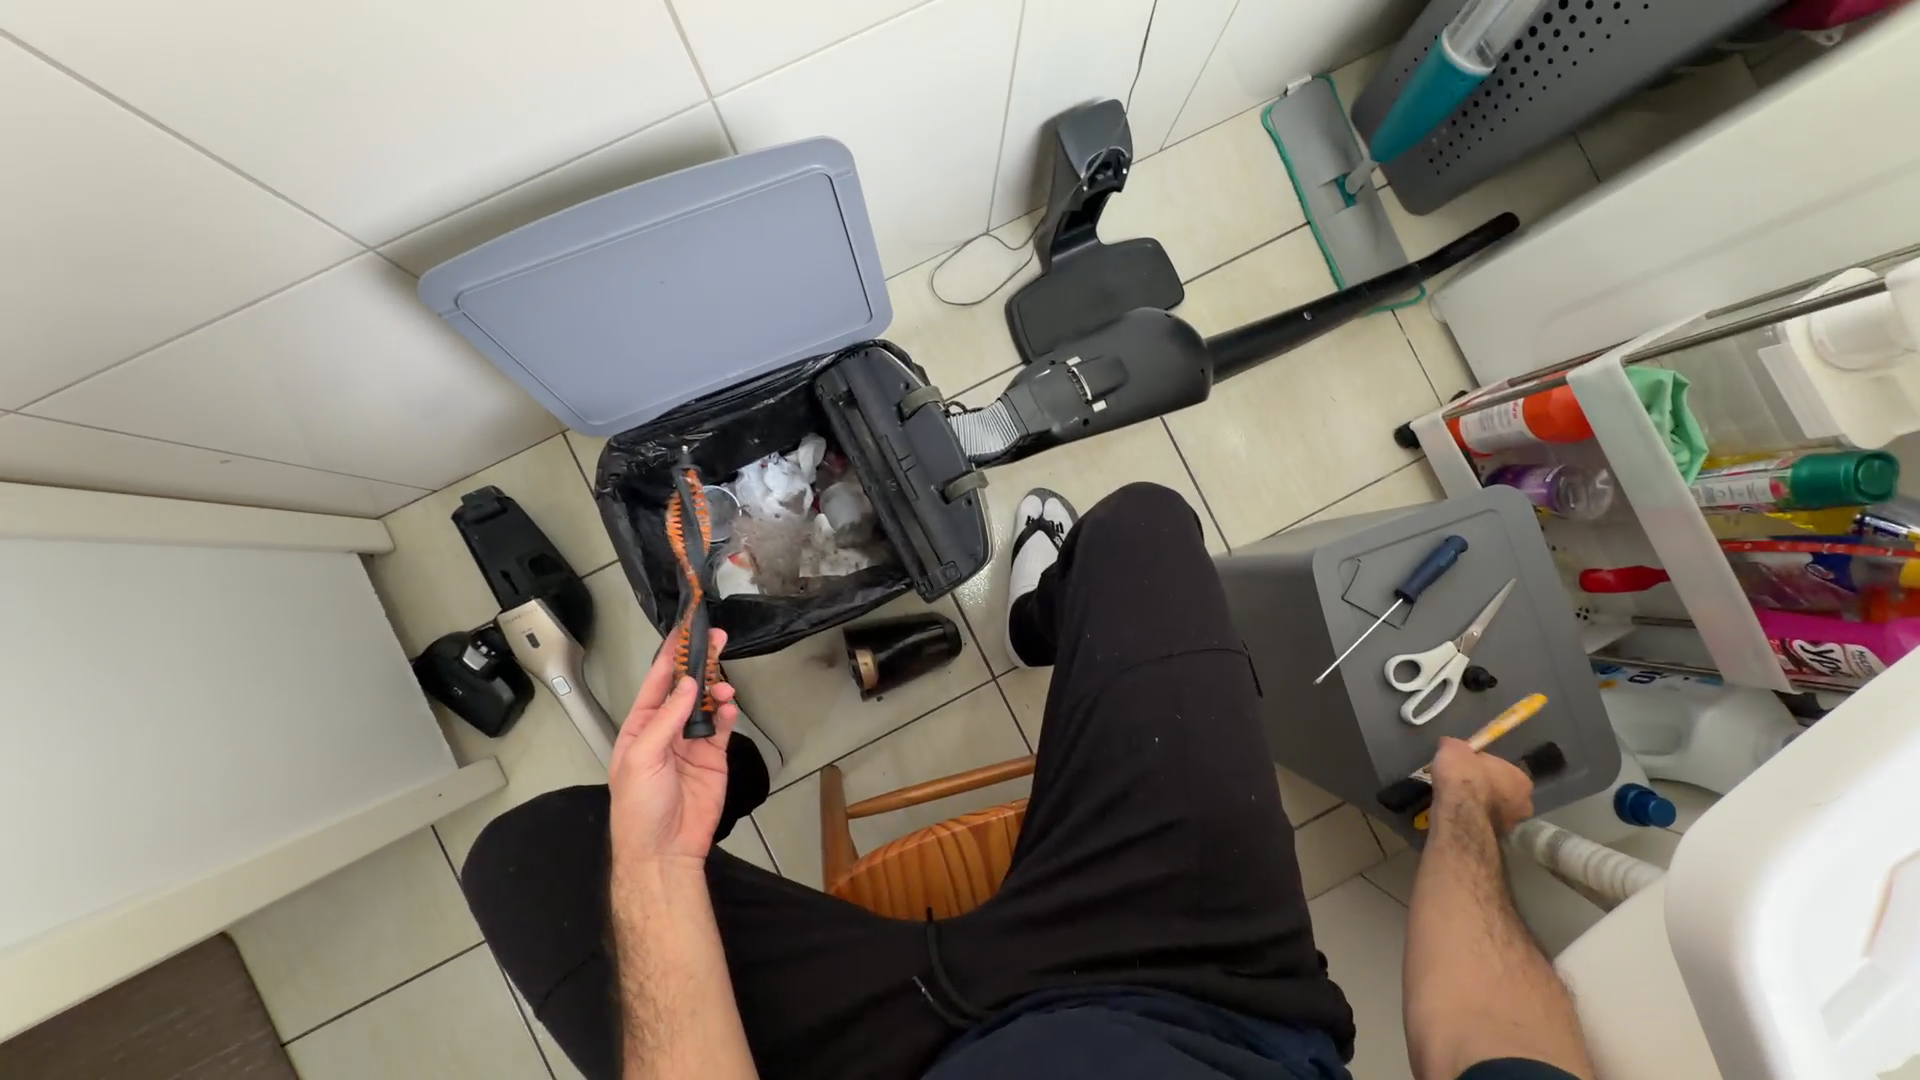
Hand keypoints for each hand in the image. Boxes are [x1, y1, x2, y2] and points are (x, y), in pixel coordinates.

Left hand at [608, 627, 739, 872]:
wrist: (665, 850)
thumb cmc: (639, 807)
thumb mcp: (643, 758)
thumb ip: (667, 718)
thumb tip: (688, 684)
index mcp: (641, 726)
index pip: (657, 682)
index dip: (670, 655)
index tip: (684, 630)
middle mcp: (666, 728)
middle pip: (686, 687)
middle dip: (700, 663)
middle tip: (716, 638)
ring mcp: (691, 741)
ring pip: (708, 703)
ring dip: (718, 690)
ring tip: (727, 687)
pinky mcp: (714, 756)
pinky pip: (723, 726)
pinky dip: (729, 714)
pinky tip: (731, 708)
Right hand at [1429, 737, 1533, 834]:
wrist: (1459, 811)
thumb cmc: (1463, 776)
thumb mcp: (1453, 748)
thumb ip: (1455, 746)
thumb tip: (1450, 744)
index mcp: (1520, 778)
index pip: (1500, 767)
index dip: (1479, 765)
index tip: (1463, 766)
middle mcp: (1525, 802)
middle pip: (1501, 790)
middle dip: (1484, 787)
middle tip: (1461, 784)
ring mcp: (1514, 823)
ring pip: (1494, 808)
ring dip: (1480, 805)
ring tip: (1457, 801)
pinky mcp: (1499, 838)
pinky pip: (1484, 822)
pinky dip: (1474, 818)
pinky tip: (1458, 814)